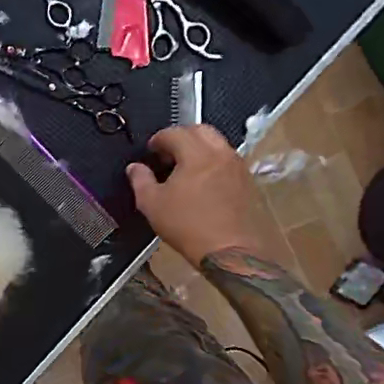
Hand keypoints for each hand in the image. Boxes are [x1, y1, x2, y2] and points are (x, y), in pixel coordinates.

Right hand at [126, 126, 276, 268]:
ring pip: (218, 144)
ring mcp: (238, 166)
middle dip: (182, 137)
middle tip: (169, 154)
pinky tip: (205, 184)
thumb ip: (140, 181)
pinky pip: (228, 162)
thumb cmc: (188, 227)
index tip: (151, 151)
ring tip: (187, 169)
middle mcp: (221, 153)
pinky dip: (214, 163)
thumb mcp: (152, 205)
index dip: (158, 140)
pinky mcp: (248, 182)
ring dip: (200, 149)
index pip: (174, 133)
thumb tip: (135, 168)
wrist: (231, 252)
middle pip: (200, 130)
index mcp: (196, 153)